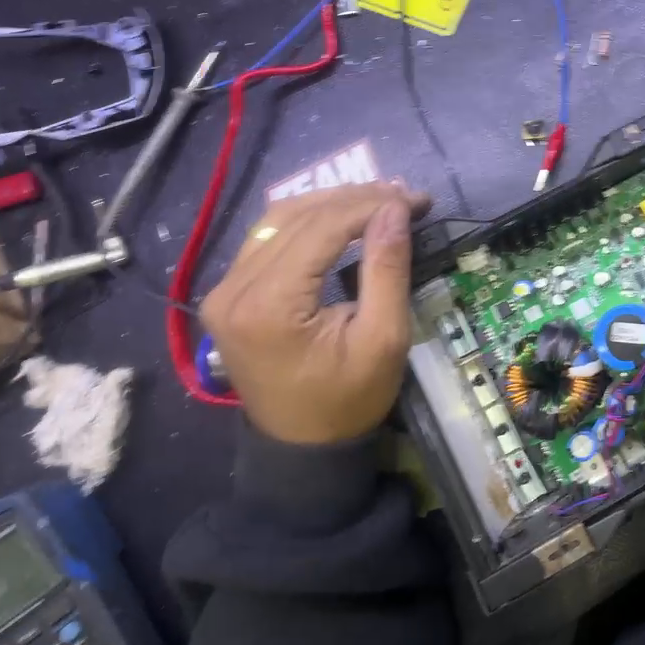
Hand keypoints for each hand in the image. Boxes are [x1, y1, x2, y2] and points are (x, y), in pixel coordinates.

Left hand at [201, 182, 431, 445]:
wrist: (303, 447)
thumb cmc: (349, 399)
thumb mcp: (383, 338)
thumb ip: (387, 269)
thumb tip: (395, 209)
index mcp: (270, 304)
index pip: (323, 227)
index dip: (374, 205)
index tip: (419, 201)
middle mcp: (234, 288)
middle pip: (299, 216)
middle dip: (359, 199)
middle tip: (408, 197)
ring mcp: (225, 289)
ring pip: (280, 218)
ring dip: (334, 203)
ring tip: (382, 199)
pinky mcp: (230, 292)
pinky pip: (269, 237)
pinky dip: (310, 219)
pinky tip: (345, 216)